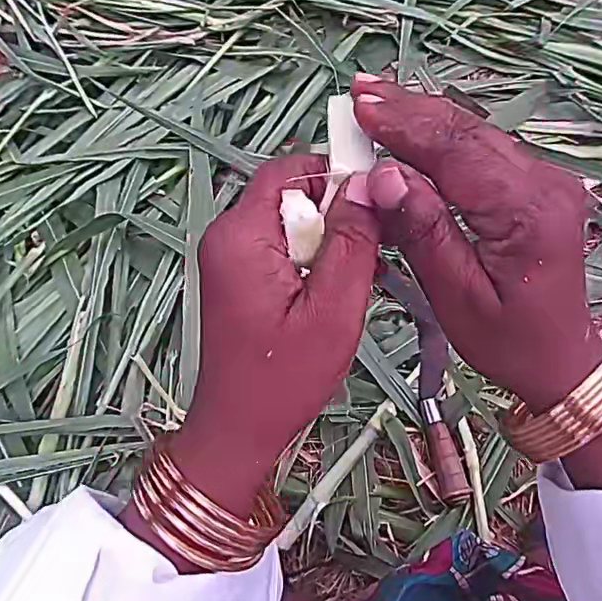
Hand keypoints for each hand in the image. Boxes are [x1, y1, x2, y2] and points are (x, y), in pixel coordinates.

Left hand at [164, 154, 382, 514]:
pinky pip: (283, 250)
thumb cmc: (278, 384)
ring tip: (357, 279)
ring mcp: (229, 260)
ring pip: (292, 224)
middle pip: (292, 196)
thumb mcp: (332, 311)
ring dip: (330, 243)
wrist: (239, 429)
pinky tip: (336, 291)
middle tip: (372, 250)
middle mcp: (226, 240)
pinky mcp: (238, 279)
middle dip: (337, 216)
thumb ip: (352, 243)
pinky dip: (313, 263)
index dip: (336, 175)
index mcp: (241, 238)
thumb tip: (366, 187)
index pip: (289, 170)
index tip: (374, 197)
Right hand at [348, 75, 601, 411]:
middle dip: (411, 110)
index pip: (456, 151)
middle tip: (362, 93)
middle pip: (468, 131)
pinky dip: (444, 138)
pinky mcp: (537, 187)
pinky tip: (416, 130)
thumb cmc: (508, 341)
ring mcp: (546, 180)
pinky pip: (485, 151)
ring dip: (425, 118)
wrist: (560, 357)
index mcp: (526, 212)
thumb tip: (384, 177)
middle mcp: (544, 184)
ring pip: (477, 134)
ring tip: (379, 101)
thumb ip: (424, 232)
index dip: (405, 126)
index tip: (361, 108)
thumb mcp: (457, 296)